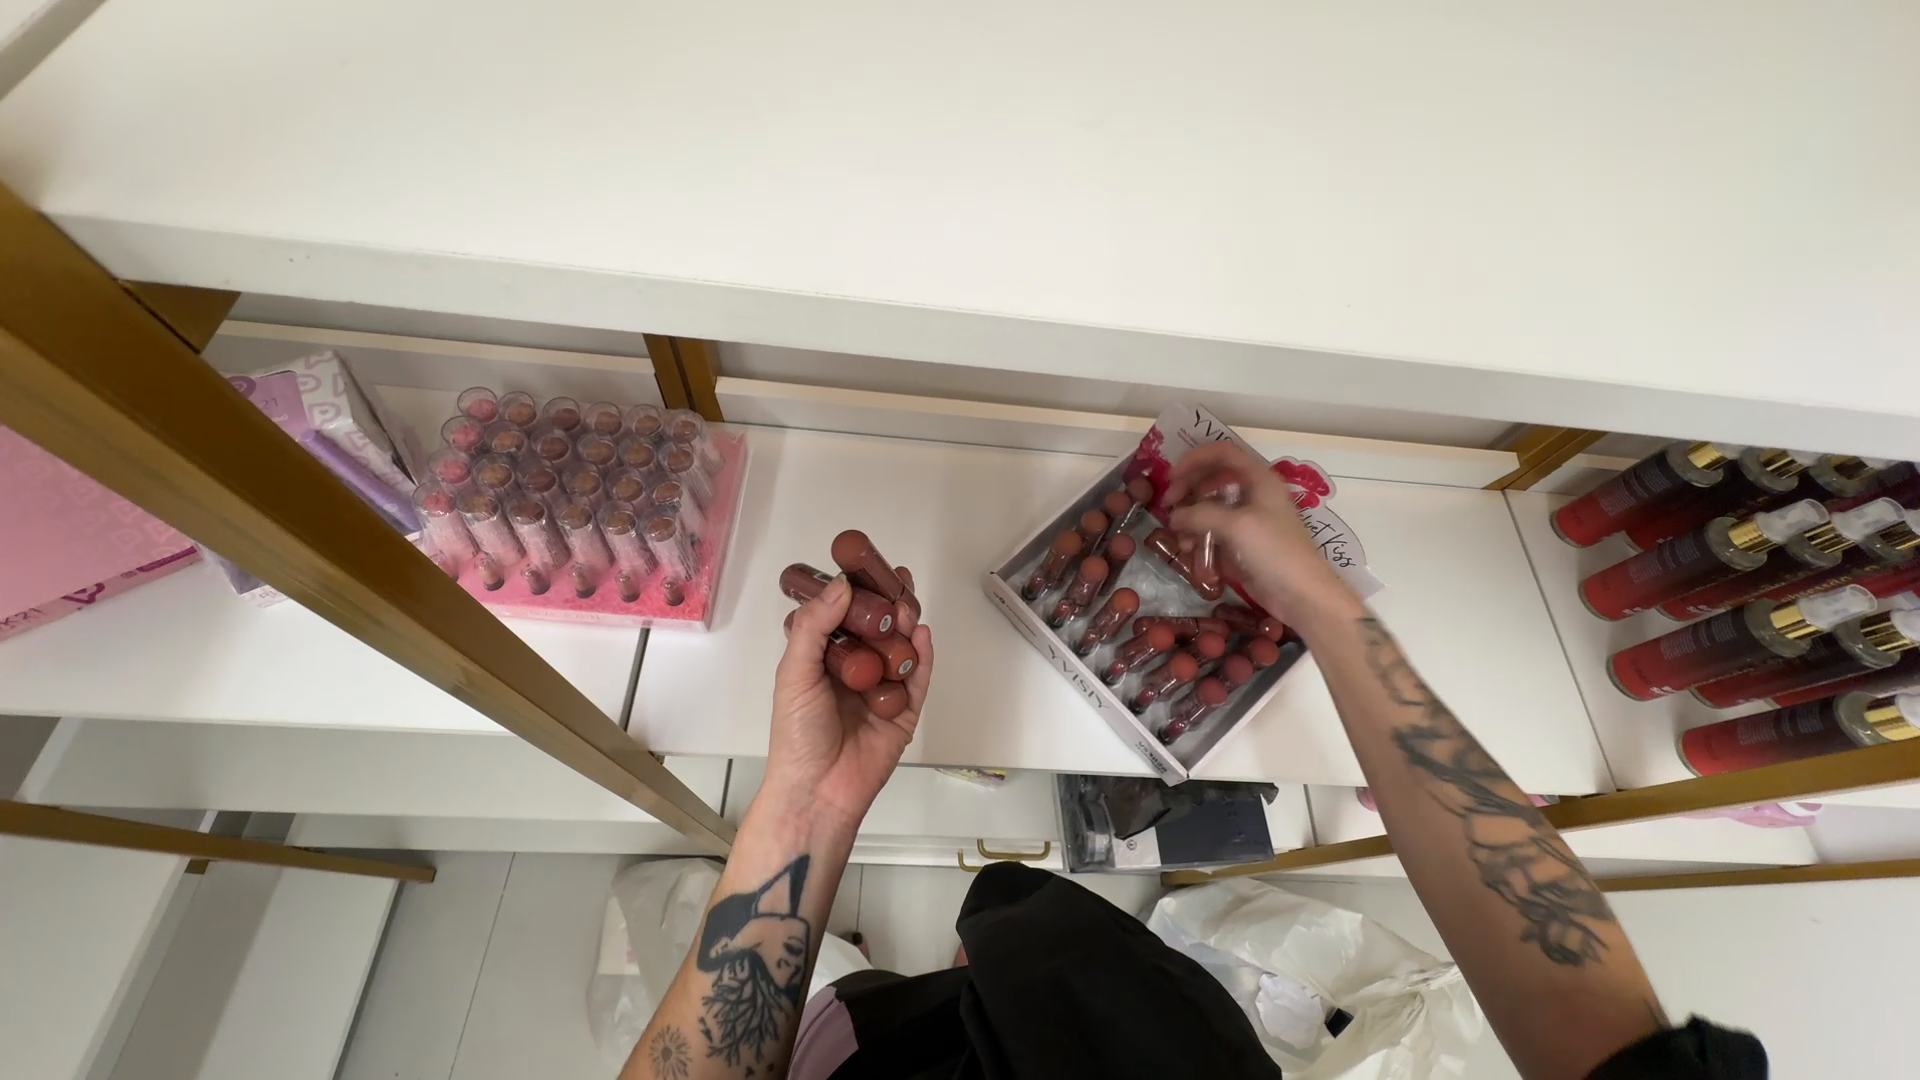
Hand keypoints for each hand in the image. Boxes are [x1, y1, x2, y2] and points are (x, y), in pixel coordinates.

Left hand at [764, 574, 932, 834]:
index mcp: (824, 659)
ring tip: (905, 607)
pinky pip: (918, 677)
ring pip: (900, 647)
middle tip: (897, 580)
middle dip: (888, 603)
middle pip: (878, 627)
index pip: (844, 616)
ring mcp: (882, 689)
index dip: (856, 592)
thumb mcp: (796, 673)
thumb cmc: (798, 734)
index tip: (865, 566)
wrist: (819, 790)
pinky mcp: (905, 709)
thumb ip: (815, 627)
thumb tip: (840, 585)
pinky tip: (921, 634)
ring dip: (905, 624)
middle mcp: (855, 670)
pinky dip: (922, 655)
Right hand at [1164, 441, 1355, 626]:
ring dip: (1190, 515)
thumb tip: (1173, 516)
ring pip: (1210, 504)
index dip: (1195, 458)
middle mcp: (1253, 492)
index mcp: (1259, 479)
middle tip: (1168, 505)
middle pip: (1212, 477)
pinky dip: (1198, 534)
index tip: (1172, 477)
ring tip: (1178, 533)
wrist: (1300, 594)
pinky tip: (1190, 549)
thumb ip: (1199, 515)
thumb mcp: (1235, 526)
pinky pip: (1213, 528)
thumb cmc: (1274, 552)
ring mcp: (1248, 517)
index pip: (1222, 453)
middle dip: (1188, 488)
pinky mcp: (1242, 541)